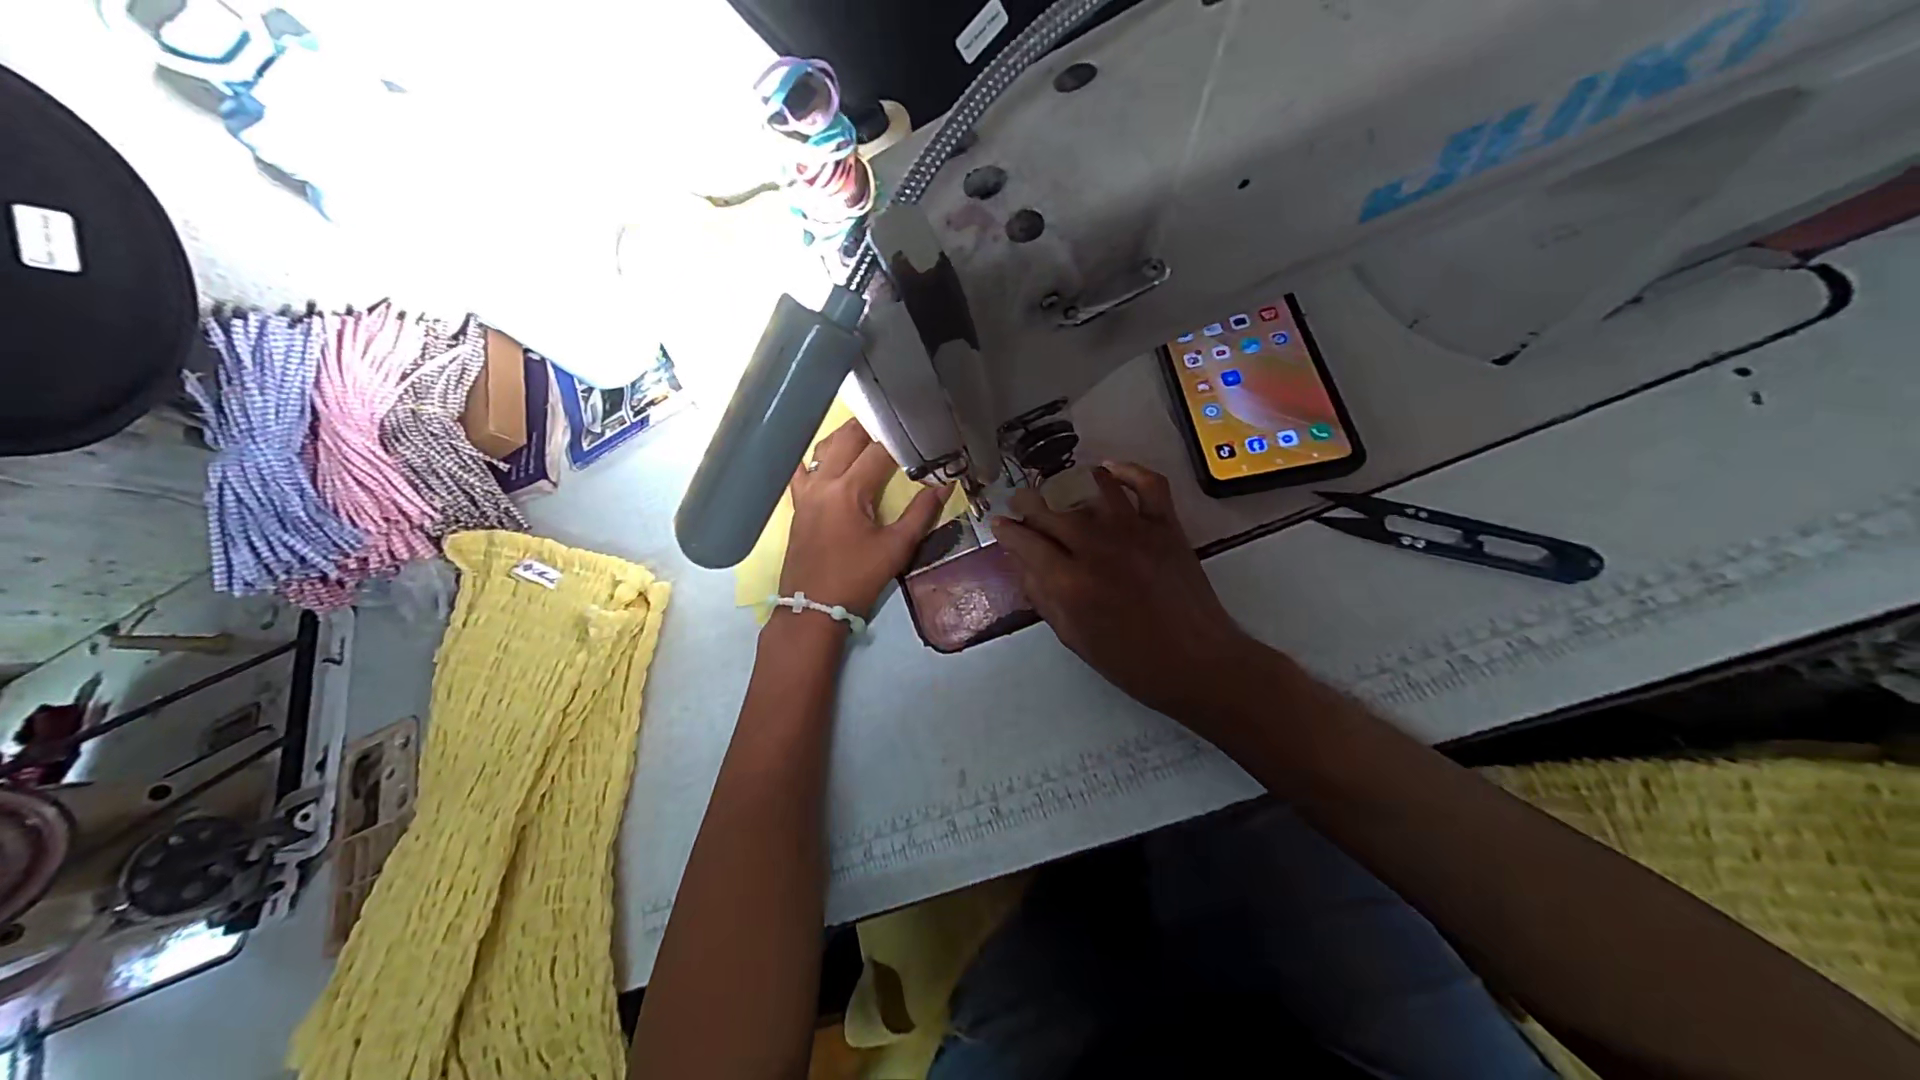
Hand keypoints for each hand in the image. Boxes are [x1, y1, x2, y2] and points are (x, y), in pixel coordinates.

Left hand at [780, 419, 948, 618]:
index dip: (900, 440)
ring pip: (822, 449)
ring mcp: (806, 492)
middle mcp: (823, 483)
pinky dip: (817, 458)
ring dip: (845, 437)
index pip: (878, 452)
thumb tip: (944, 487)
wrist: (812, 608)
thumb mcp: (896, 548)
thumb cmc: (857, 579)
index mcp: (848, 490)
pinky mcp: (798, 504)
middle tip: (894, 424)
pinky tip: (827, 457)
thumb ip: (921, 514)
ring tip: (866, 435)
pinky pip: (802, 470)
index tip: (918, 434)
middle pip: (846, 438)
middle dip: (870, 427)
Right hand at [992, 463, 1267, 723]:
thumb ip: (1044, 597)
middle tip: (1021, 503)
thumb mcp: (1074, 637)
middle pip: (1052, 512)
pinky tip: (1109, 469)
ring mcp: (1135, 532)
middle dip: (1028, 504)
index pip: (1026, 542)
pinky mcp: (1166, 526)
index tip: (1000, 524)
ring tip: (1059, 488)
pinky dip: (1127, 471)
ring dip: (1070, 484)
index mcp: (1070, 583)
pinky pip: (1147, 484)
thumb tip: (1023, 563)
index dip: (1007, 530)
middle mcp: (1098, 549)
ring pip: (1093, 490)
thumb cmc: (1130, 661)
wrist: (1196, 662)